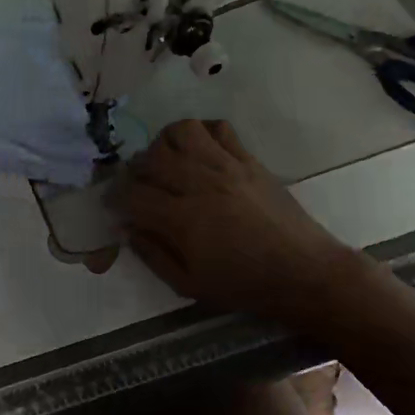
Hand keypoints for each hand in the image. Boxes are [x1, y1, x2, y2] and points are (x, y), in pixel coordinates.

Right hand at [120, 119, 370, 318]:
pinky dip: (201, 134)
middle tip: (137, 187)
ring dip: (165, 144)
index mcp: (182, 219)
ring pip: (182, 131)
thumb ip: (153, 256)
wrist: (302, 272)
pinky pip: (219, 128)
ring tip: (167, 163)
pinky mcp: (250, 161)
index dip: (115, 197)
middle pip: (152, 158)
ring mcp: (227, 167)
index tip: (112, 205)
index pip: (133, 194)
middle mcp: (201, 184)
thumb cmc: (242, 285)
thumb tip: (129, 231)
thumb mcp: (187, 284)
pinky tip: (199, 154)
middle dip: (134, 171)